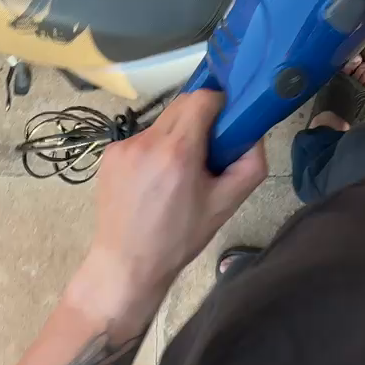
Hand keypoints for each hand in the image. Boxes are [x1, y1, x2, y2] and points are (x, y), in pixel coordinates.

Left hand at [68, 91, 266, 319]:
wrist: (126, 266)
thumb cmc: (179, 238)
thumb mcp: (225, 205)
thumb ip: (250, 164)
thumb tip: (254, 133)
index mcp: (179, 151)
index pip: (203, 97)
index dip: (219, 103)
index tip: (225, 123)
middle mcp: (148, 140)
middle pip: (183, 103)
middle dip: (199, 116)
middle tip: (207, 147)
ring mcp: (124, 146)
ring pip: (162, 121)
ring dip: (176, 134)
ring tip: (176, 171)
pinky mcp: (109, 154)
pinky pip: (142, 138)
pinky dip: (153, 149)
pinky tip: (152, 179)